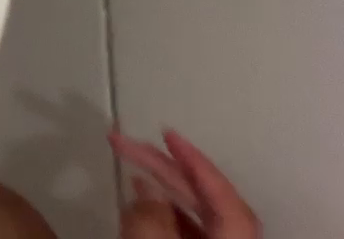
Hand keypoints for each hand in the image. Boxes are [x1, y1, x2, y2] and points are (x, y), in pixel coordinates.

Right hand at [111, 129, 258, 238]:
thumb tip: (147, 187)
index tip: (166, 130)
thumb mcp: (152, 238)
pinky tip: (140, 190)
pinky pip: (188, 221)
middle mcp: (232, 235)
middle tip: (124, 138)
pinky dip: (163, 202)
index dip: (196, 160)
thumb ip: (151, 211)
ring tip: (126, 157)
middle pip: (206, 196)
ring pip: (197, 208)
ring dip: (161, 180)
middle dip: (164, 164)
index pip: (222, 193)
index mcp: (233, 232)